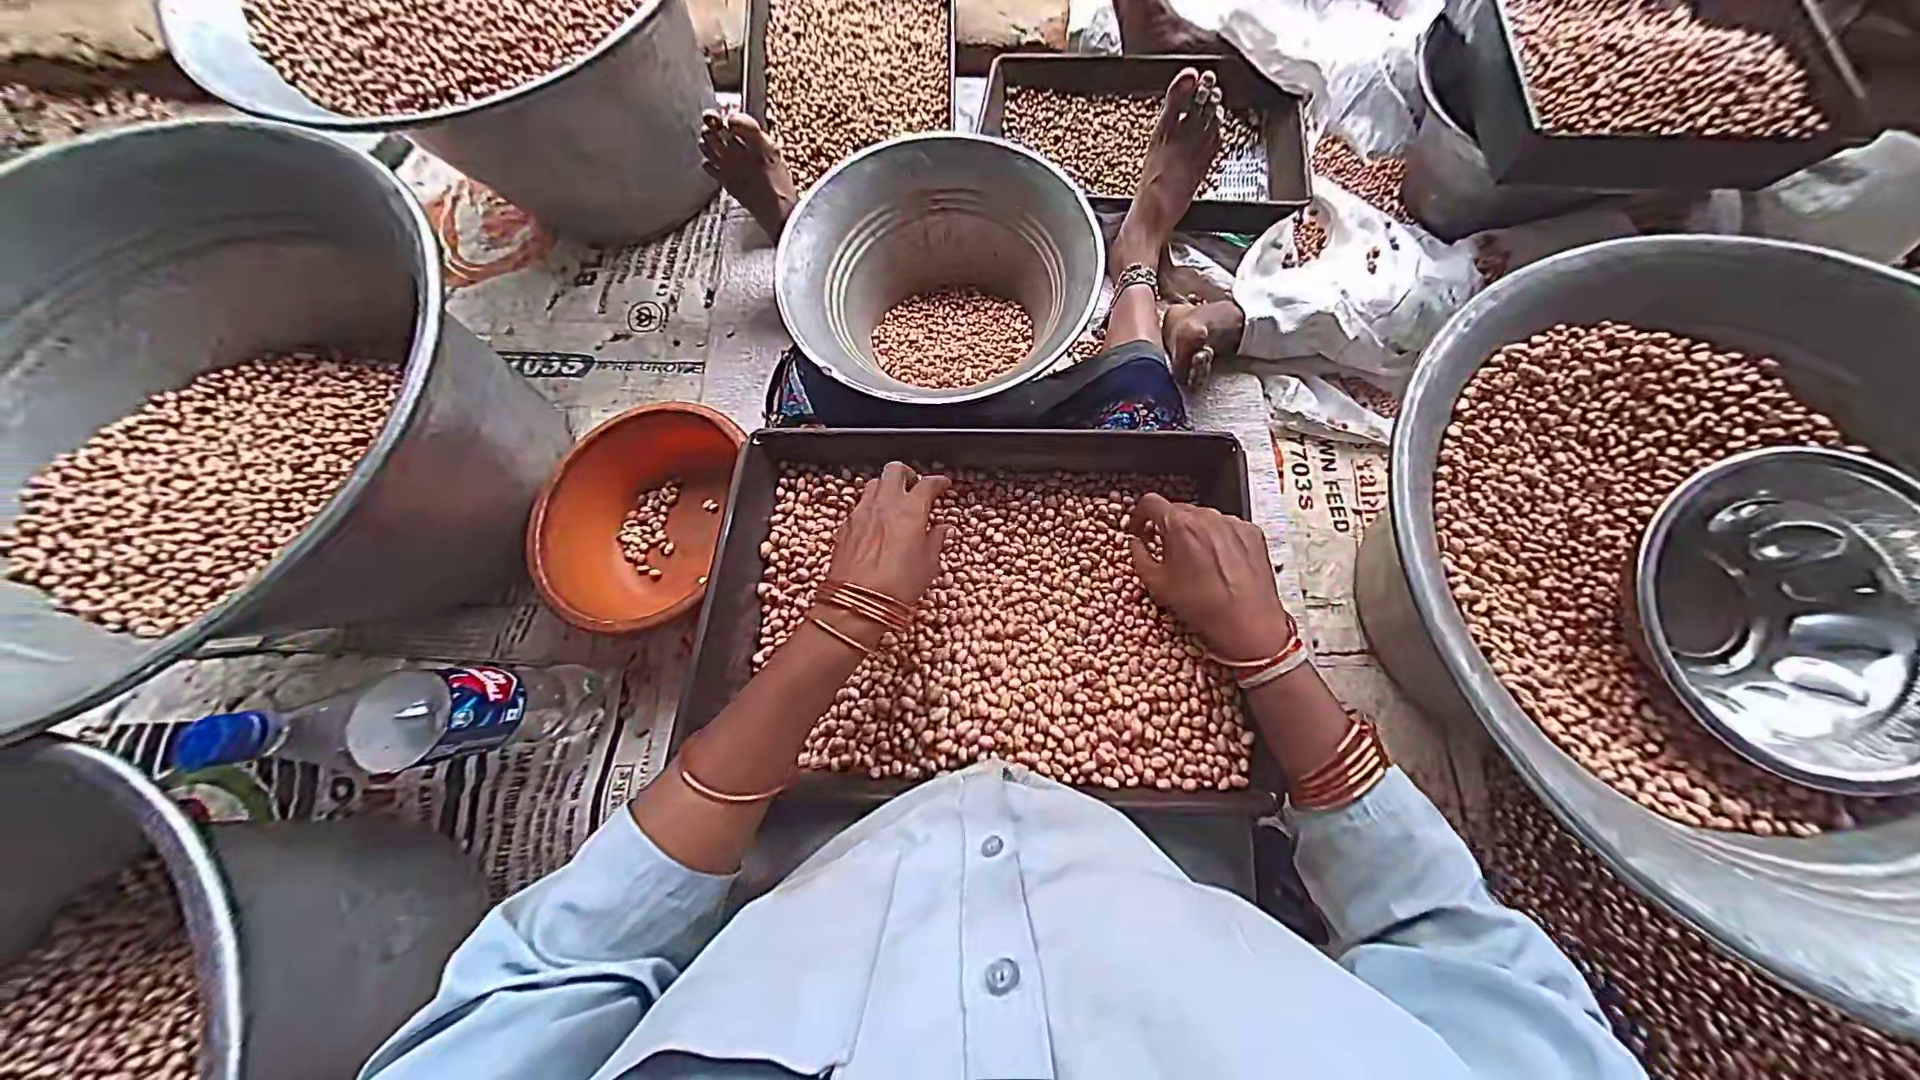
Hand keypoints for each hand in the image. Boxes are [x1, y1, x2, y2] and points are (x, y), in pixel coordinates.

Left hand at [824, 462, 951, 606]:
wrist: (857, 602)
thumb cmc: (897, 586)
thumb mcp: (929, 565)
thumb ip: (936, 540)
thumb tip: (942, 529)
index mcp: (911, 509)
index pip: (928, 483)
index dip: (938, 481)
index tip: (943, 484)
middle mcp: (884, 504)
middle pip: (895, 470)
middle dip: (908, 474)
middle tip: (916, 485)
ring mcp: (861, 512)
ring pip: (874, 483)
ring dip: (887, 487)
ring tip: (895, 501)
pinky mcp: (846, 526)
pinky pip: (859, 505)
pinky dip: (871, 506)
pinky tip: (877, 522)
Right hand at [1126, 493, 1293, 661]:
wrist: (1247, 622)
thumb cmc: (1202, 605)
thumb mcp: (1156, 583)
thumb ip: (1139, 555)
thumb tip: (1136, 544)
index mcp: (1180, 525)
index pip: (1150, 503)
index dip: (1139, 515)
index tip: (1140, 527)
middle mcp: (1207, 518)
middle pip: (1177, 509)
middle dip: (1166, 526)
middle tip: (1163, 547)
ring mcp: (1232, 524)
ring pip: (1203, 517)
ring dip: (1192, 531)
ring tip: (1193, 559)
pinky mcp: (1251, 533)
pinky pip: (1226, 527)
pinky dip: (1217, 538)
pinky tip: (1216, 562)